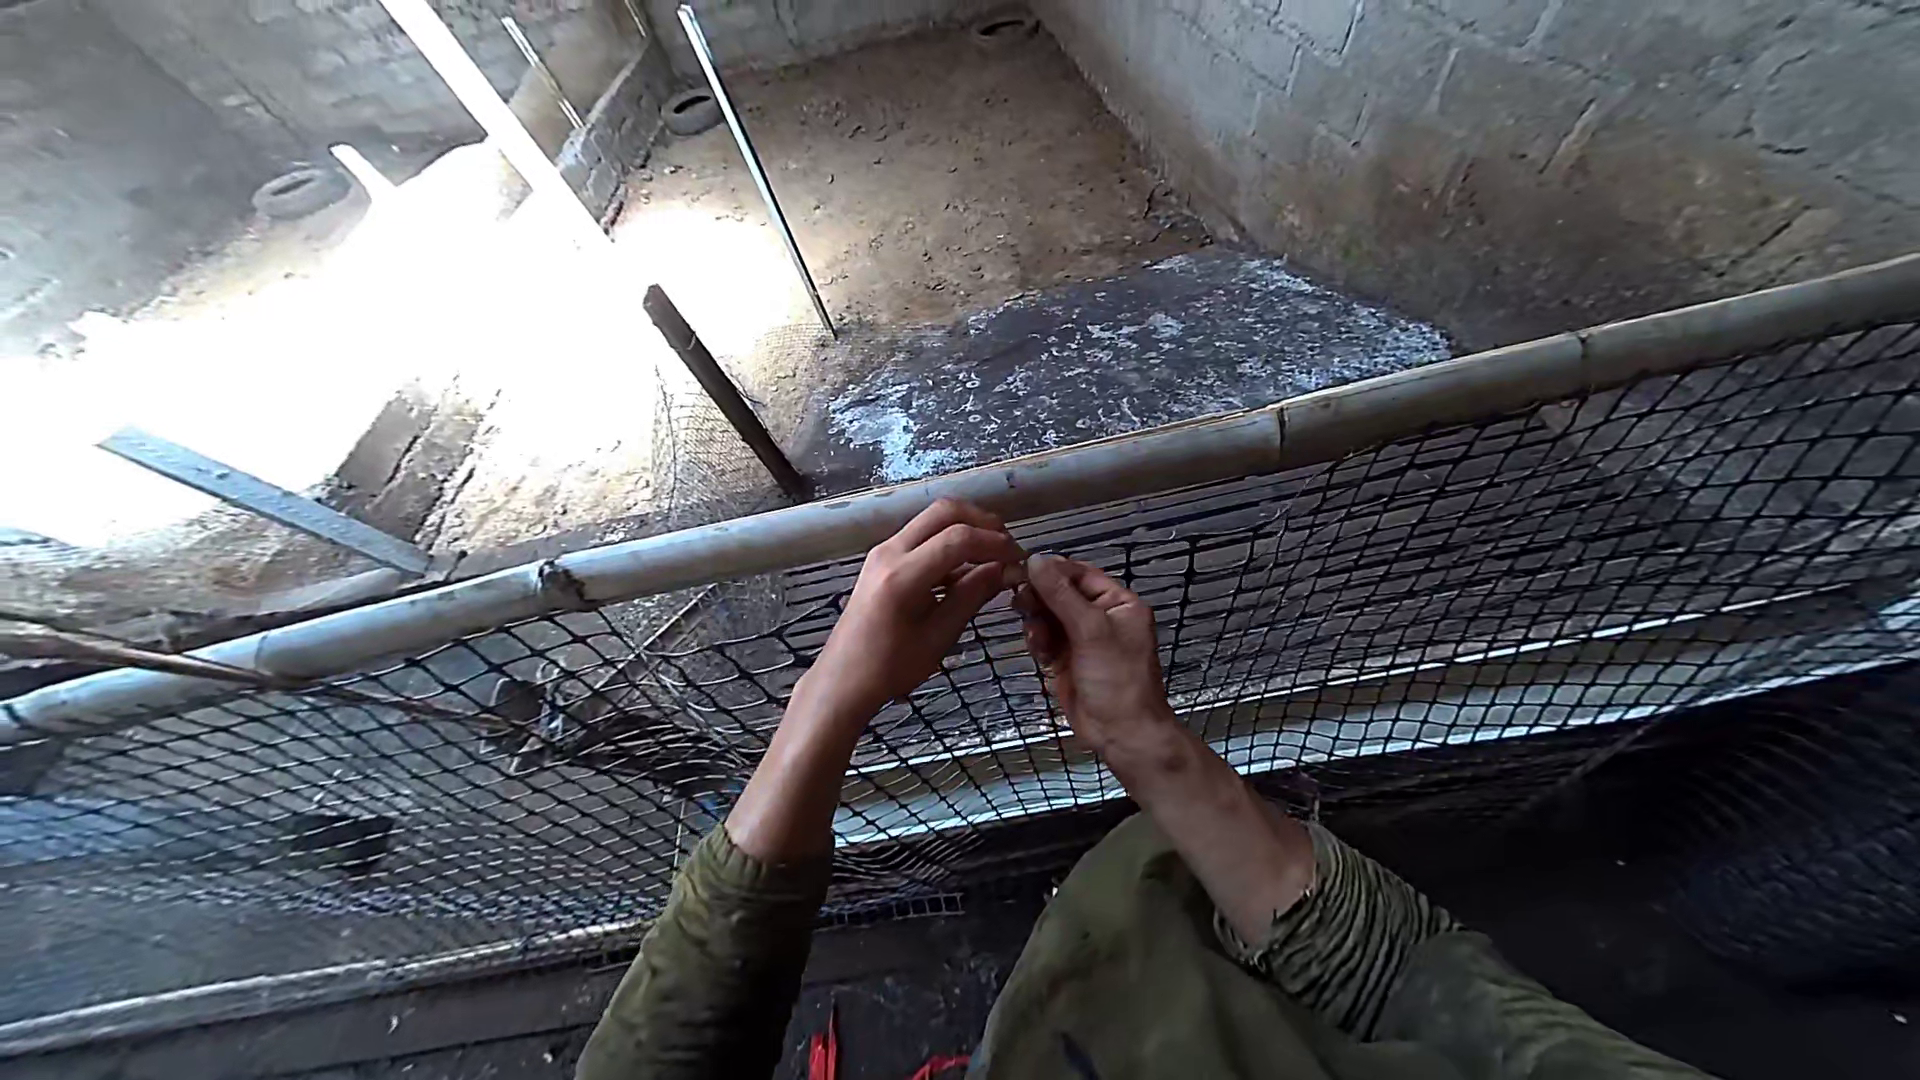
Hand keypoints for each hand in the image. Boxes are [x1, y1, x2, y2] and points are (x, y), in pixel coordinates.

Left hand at [801, 498, 1025, 721]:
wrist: (844, 678)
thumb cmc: (891, 667)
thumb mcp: (940, 635)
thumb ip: (973, 595)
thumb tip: (1007, 570)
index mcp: (902, 576)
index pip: (958, 539)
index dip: (995, 544)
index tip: (1019, 559)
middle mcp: (889, 552)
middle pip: (944, 512)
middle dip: (982, 521)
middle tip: (1008, 545)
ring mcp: (883, 551)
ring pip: (932, 519)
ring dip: (966, 528)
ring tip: (993, 555)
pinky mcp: (883, 558)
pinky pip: (921, 535)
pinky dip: (949, 541)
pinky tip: (967, 568)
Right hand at [1016, 555, 1180, 766]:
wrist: (1121, 734)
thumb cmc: (1118, 680)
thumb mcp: (1091, 630)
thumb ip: (1061, 595)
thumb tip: (1036, 560)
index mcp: (1118, 603)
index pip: (1080, 574)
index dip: (1053, 571)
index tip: (1025, 570)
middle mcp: (1100, 617)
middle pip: (1060, 593)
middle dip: (1040, 598)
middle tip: (1021, 602)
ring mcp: (1081, 639)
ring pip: (1048, 615)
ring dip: (1037, 621)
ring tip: (1035, 635)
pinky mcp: (1065, 658)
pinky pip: (1044, 638)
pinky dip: (1038, 641)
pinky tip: (1039, 651)